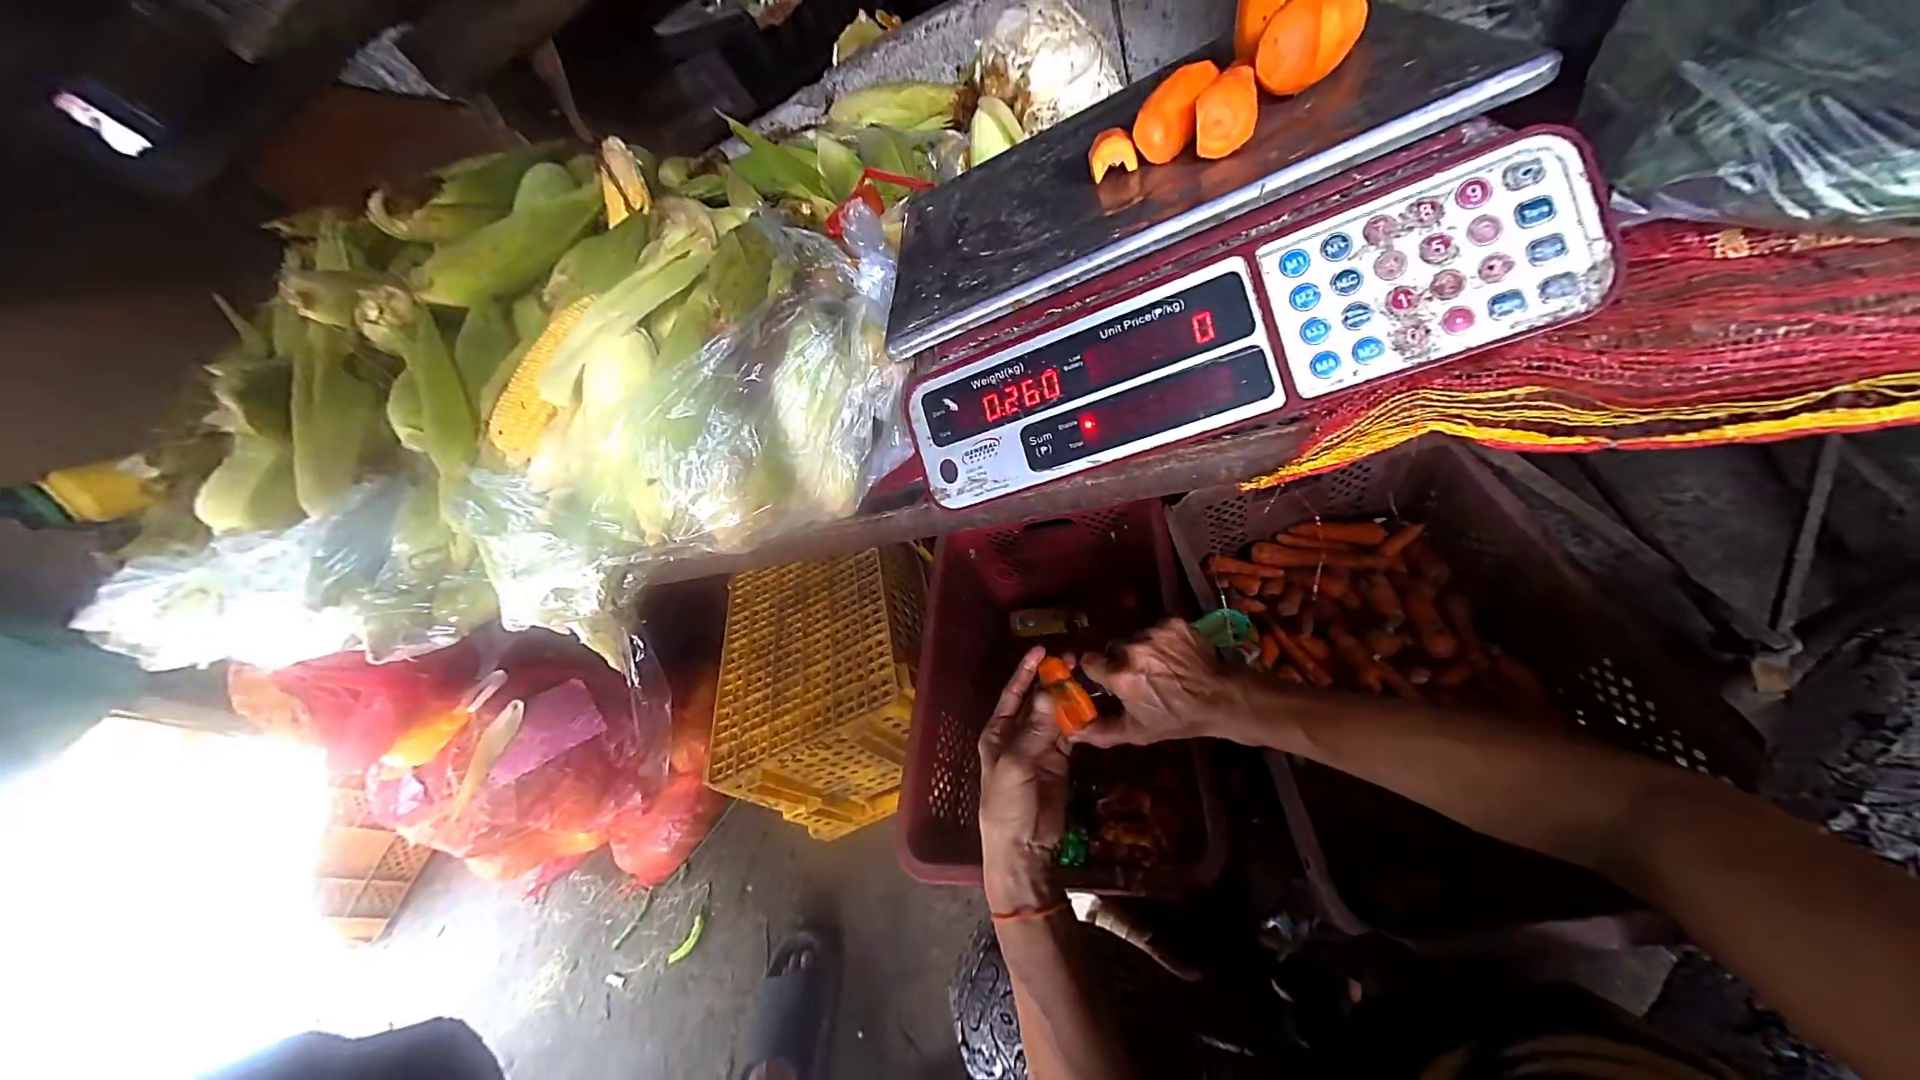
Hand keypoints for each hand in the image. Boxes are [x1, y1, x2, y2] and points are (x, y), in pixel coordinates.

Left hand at [978, 647, 1070, 911]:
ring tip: (1086, 677)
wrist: (1023, 845)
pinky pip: (1070, 734)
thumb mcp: (1016, 764)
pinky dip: (1080, 721)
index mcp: (998, 731)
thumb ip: (1035, 728)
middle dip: (1052, 681)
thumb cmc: (1007, 803)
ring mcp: (1040, 746)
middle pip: (1037, 701)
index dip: (1025, 671)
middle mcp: (1018, 734)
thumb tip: (1050, 692)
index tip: (1041, 650)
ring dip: (1069, 697)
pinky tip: (1092, 706)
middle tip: (1073, 659)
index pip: (1013, 694)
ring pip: (1056, 714)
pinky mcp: (1059, 760)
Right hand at [1076, 619, 1250, 746]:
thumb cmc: (1176, 718)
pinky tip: (1174, 654)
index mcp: (1120, 674)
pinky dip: (1162, 639)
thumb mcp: (1138, 731)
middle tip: (1139, 675)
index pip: (1090, 660)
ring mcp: (1154, 633)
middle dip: (1121, 660)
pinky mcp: (1173, 623)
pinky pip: (1156, 628)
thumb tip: (1073, 732)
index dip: (1098, 670)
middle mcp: (1132, 648)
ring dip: (1142, 649)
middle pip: (1113, 647)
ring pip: (1135, 637)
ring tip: (1160, 665)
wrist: (1221, 699)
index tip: (1107, 678)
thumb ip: (1101, 731)